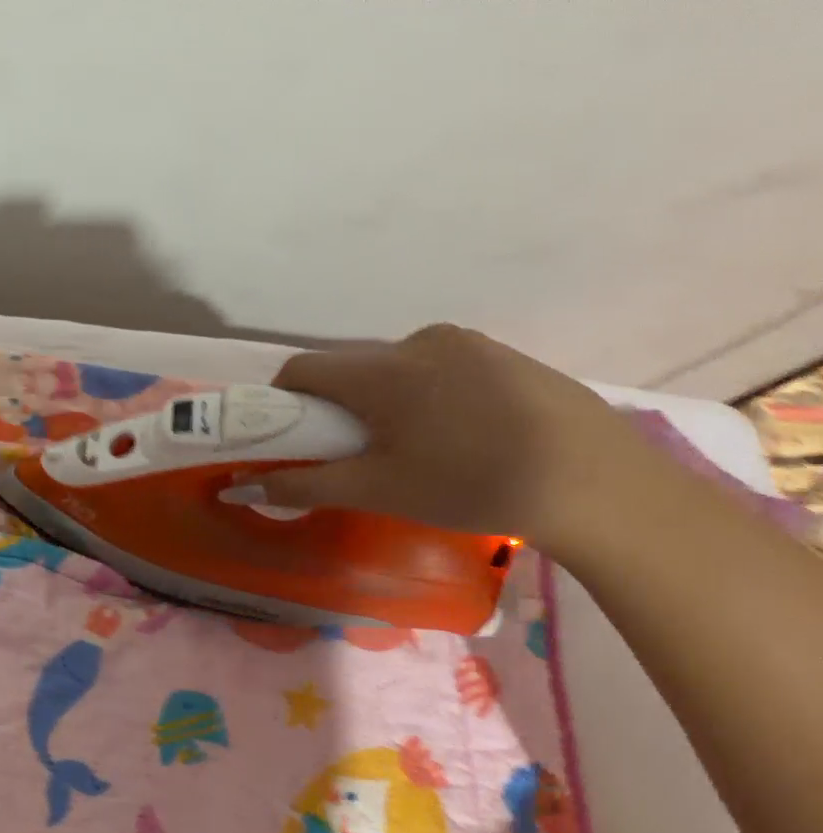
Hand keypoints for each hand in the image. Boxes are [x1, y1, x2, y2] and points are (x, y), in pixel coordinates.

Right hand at [260, 324, 644, 549]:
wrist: (597, 483)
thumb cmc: (469, 484)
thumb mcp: (376, 490)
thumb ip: (300, 485)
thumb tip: (236, 486)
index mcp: (381, 369)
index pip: (301, 370)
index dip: (279, 404)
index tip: (285, 442)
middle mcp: (419, 342)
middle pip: (349, 370)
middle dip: (334, 408)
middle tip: (347, 457)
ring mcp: (470, 344)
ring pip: (395, 371)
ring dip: (381, 404)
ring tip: (406, 452)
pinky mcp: (507, 358)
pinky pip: (439, 371)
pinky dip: (424, 399)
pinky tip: (453, 440)